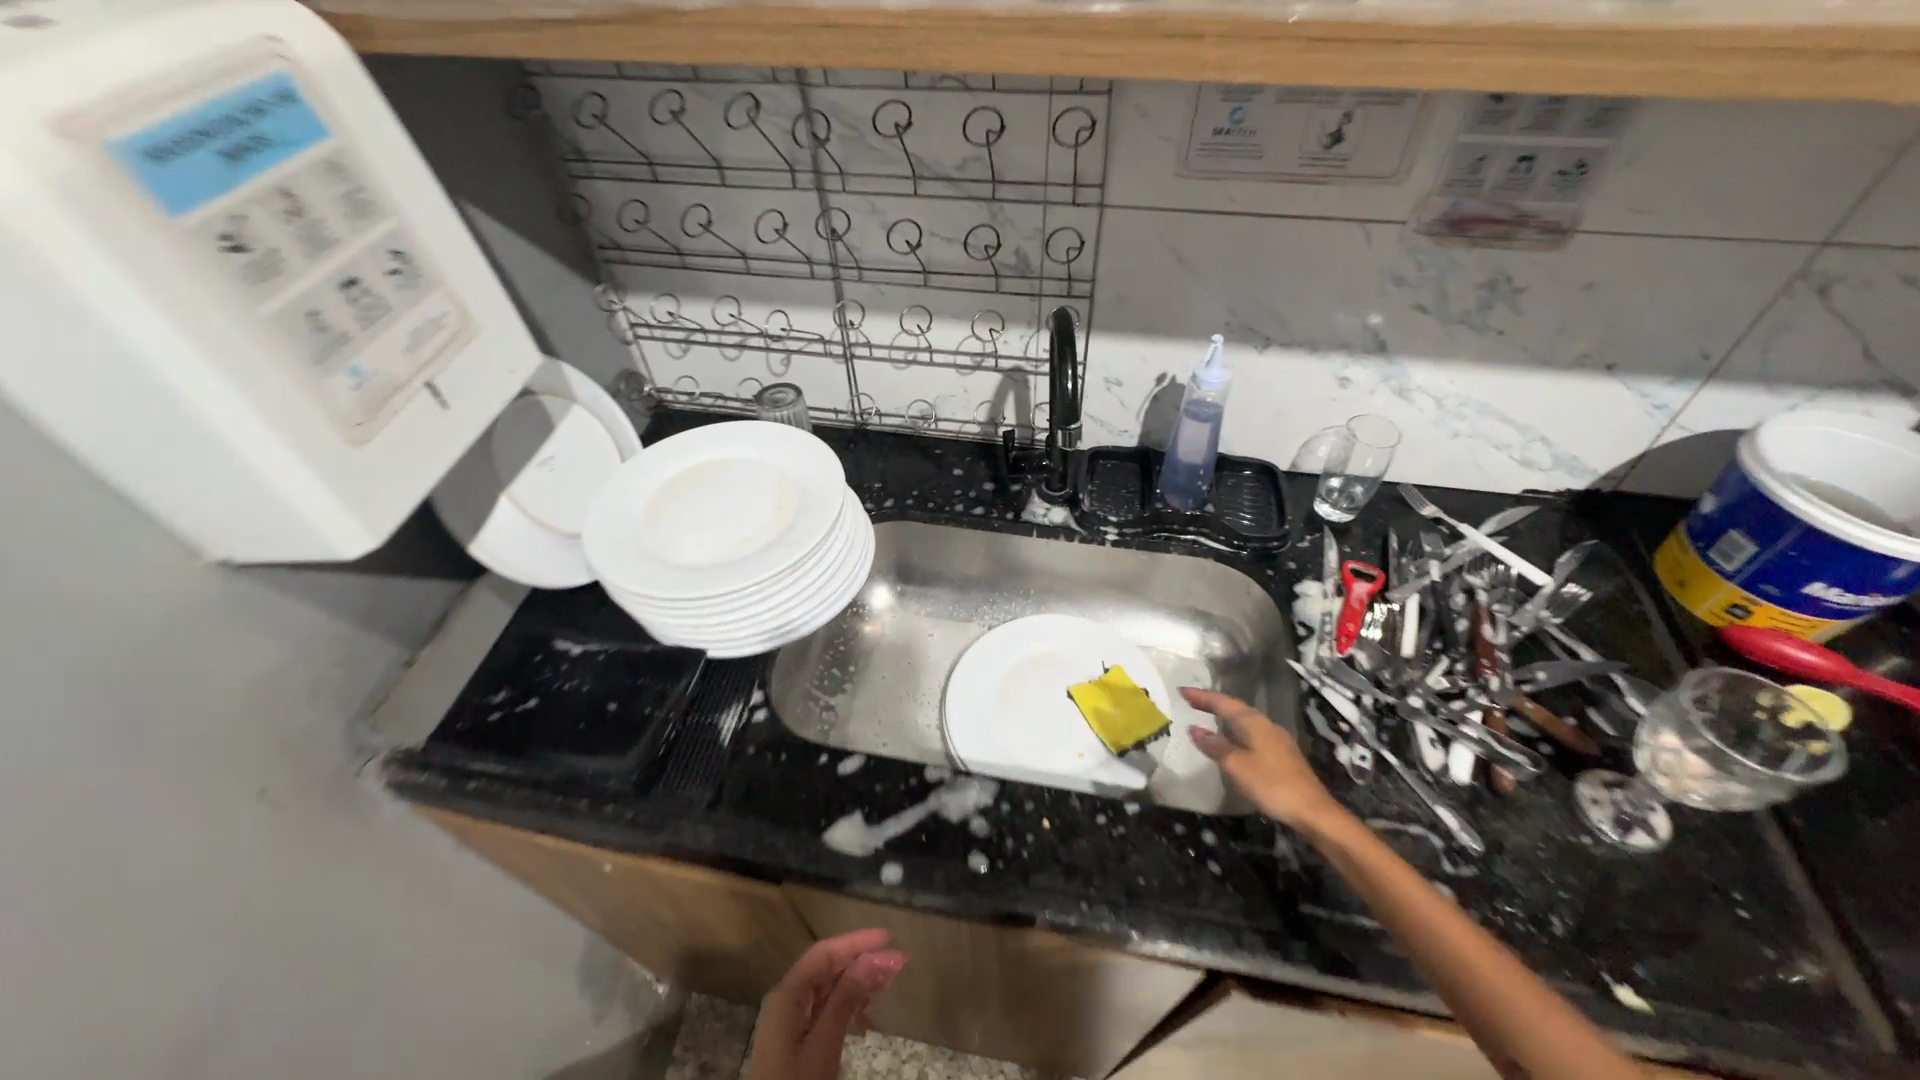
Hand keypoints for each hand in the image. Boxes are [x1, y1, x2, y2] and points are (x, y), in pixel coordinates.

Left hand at [749, 929, 906, 1079]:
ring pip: (830, 989)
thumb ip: (845, 1000)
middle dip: (863, 961)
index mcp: (787, 994)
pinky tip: (870, 1006)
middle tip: (900, 962)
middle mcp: (788, 1000)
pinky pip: (827, 1010)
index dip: (855, 942)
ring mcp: (793, 1021)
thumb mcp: (824, 1043)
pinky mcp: (800, 1040)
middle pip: (828, 969)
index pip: (823, 954)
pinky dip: (850, 1004)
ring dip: (860, 981)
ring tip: (892, 979)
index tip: (888, 938)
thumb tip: (871, 958)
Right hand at [1183, 687, 1346, 831]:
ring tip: (1207, 718)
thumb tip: (1195, 729)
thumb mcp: (1236, 766)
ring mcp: (1276, 739)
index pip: (1224, 703)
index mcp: (1254, 723)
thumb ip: (1215, 746)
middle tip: (1191, 702)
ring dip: (1225, 717)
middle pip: (1236, 708)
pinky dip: (1235, 731)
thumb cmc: (1271, 784)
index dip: (1202, 697)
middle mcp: (1266, 725)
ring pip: (1245, 721)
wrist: (1311, 809)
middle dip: (1213, 704)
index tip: (1182, 691)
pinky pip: (1252, 733)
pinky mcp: (1281, 754)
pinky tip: (1231, 741)